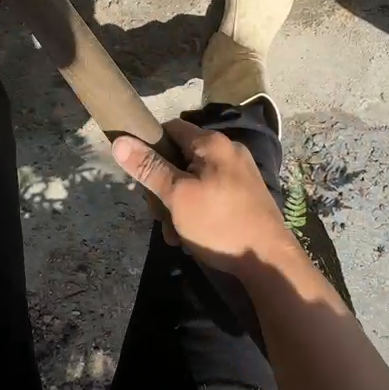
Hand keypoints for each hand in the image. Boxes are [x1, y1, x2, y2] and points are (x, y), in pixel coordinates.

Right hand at [111, 118, 299, 275]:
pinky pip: (211, 193)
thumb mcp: (177, 196)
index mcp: (212, 143)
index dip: (149, 147)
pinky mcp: (246, 195)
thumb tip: (120, 140)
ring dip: (178, 204)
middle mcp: (228, 150)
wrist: (269, 261)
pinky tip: (192, 237)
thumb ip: (149, 168)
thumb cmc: (219, 223)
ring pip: (194, 179)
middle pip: (180, 157)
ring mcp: (240, 173)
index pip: (170, 128)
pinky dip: (197, 210)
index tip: (141, 176)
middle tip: (158, 215)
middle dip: (163, 186)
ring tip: (175, 234)